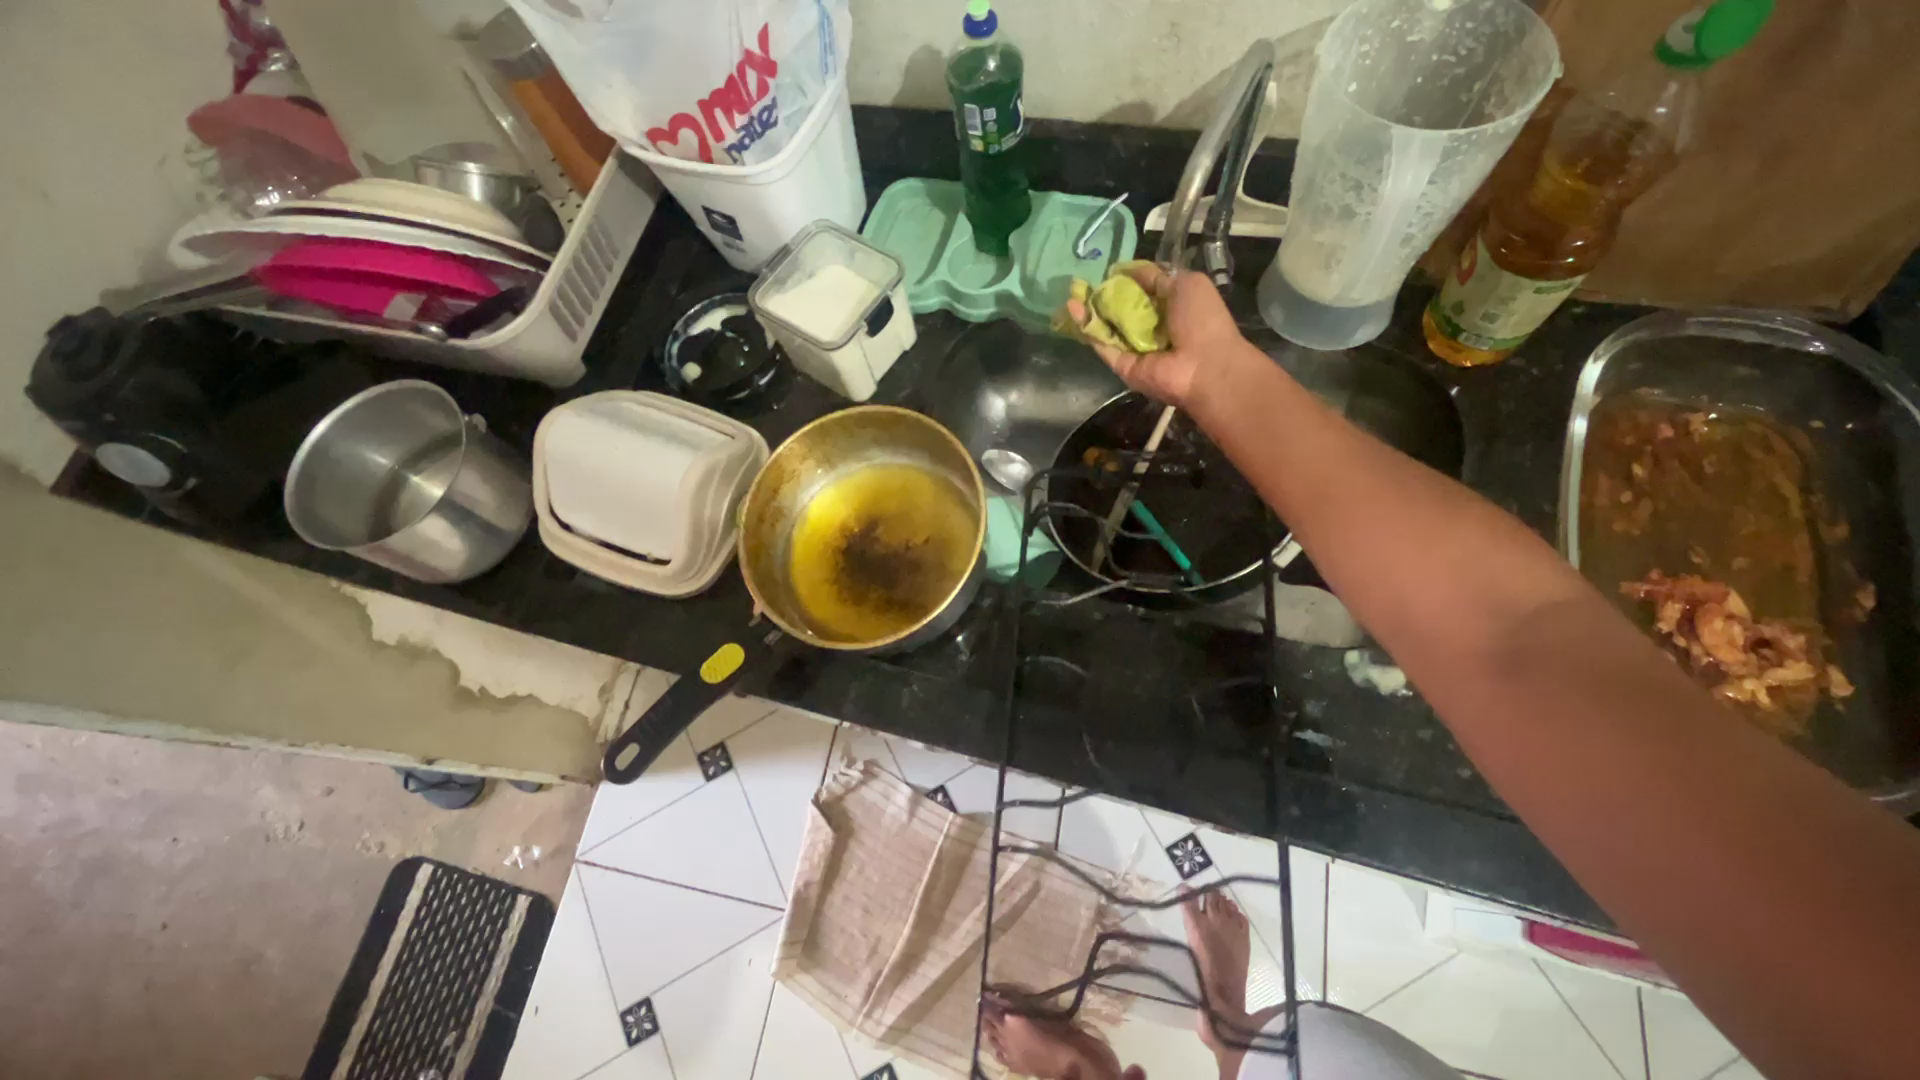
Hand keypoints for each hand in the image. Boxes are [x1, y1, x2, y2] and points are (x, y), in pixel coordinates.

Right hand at [1066, 263, 1247, 409]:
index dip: (1125, 279)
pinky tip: (1073, 307)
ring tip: (1071, 291)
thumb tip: (1126, 270)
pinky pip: (1102, 344)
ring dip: (1089, 309)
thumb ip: (1156, 276)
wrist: (1204, 366)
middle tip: (1082, 280)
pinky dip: (1086, 326)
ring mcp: (1135, 348)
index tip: (1108, 269)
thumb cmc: (1201, 320)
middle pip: (1121, 309)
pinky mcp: (1122, 365)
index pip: (1142, 291)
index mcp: (1170, 307)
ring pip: (1107, 326)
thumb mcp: (1186, 283)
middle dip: (1103, 295)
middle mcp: (1151, 328)